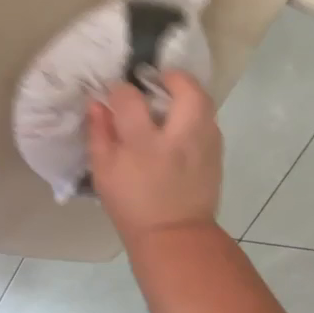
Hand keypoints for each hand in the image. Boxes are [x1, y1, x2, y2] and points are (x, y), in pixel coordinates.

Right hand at [86, 71, 221, 242]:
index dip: (120, 90)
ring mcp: (203, 145)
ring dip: (187, 95)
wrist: (173, 235)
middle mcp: (179, 138)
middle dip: (174, 77)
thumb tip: (97, 104)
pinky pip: (208, 123)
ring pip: (204, 104)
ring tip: (170, 100)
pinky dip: (194, 116)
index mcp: (144, 143)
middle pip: (186, 91)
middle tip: (158, 79)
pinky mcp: (216, 155)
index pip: (130, 99)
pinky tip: (179, 126)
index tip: (115, 93)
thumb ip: (99, 134)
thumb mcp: (104, 172)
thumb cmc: (130, 205)